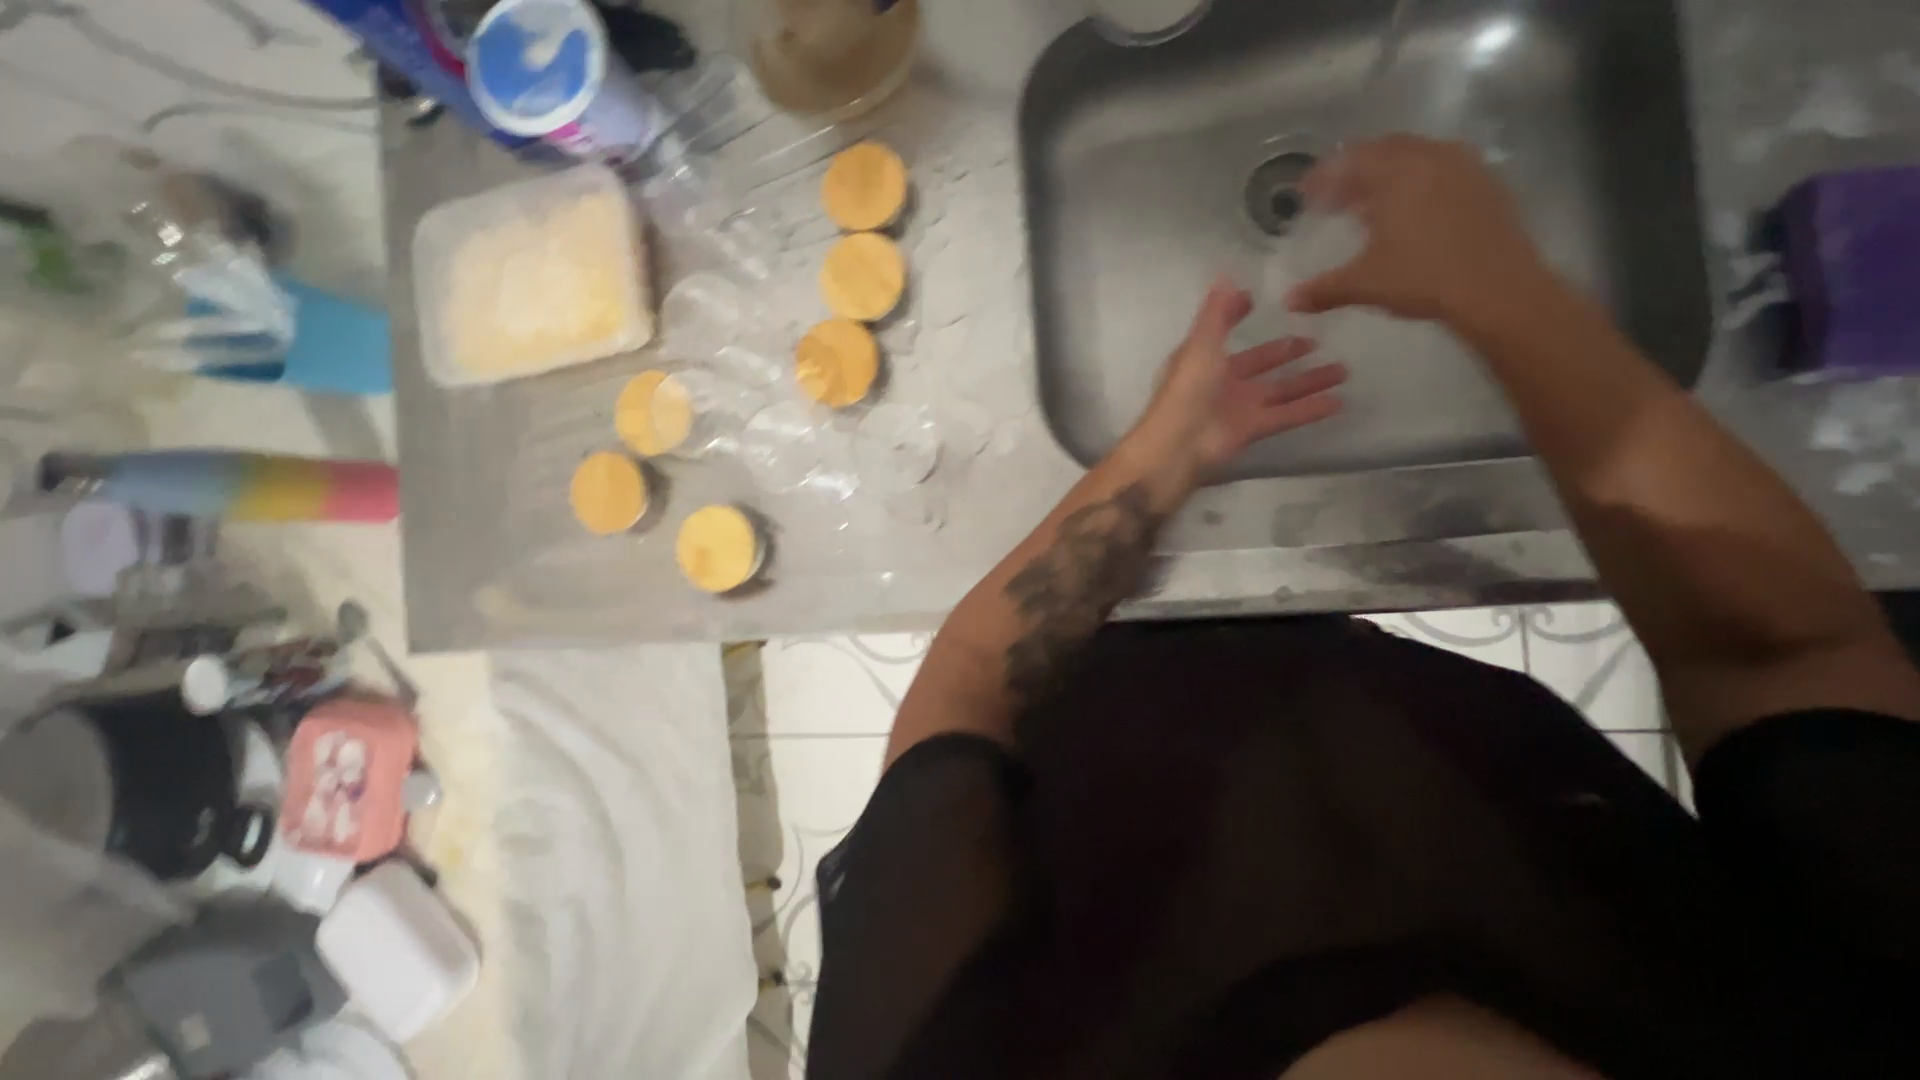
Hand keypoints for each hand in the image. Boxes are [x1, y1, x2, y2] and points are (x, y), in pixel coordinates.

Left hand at [1128, 280, 1347, 480]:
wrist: (1178, 445)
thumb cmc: (1187, 390)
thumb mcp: (1201, 343)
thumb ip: (1216, 313)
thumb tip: (1226, 276)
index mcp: (1203, 357)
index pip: (1223, 331)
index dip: (1237, 315)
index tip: (1258, 301)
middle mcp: (1222, 381)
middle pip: (1260, 363)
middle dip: (1287, 352)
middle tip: (1318, 341)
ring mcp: (1238, 407)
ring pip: (1280, 390)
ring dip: (1309, 381)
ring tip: (1343, 370)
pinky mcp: (1252, 430)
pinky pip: (1287, 416)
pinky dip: (1311, 409)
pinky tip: (1338, 401)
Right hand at [1287, 136, 1554, 329]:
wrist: (1498, 288)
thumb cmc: (1423, 277)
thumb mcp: (1365, 283)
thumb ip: (1324, 288)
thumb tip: (1290, 301)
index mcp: (1395, 172)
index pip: (1349, 161)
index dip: (1322, 176)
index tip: (1304, 193)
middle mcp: (1430, 157)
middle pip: (1384, 150)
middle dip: (1356, 169)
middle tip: (1337, 194)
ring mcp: (1464, 167)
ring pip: (1417, 156)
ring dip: (1390, 173)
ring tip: (1373, 203)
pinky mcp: (1487, 184)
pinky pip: (1443, 170)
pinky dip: (1420, 183)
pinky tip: (1412, 213)